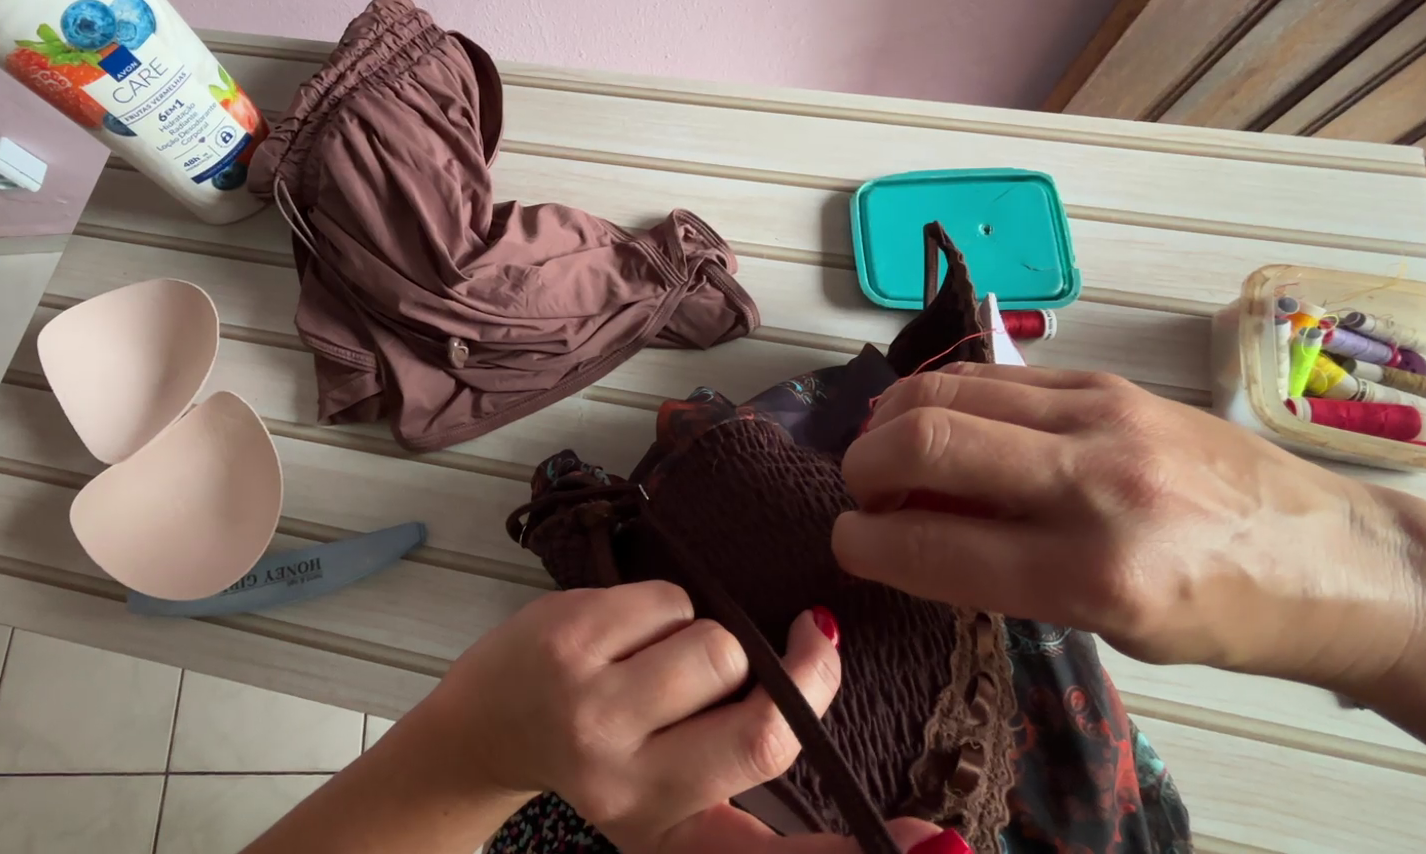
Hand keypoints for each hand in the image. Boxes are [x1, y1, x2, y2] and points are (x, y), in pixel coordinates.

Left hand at [414, 580, 946, 851]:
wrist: (486, 721)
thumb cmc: (588, 756)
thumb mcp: (668, 807)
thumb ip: (753, 813)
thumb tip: (916, 835)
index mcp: (661, 822)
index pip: (763, 840)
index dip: (850, 849)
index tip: (939, 841)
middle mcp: (628, 777)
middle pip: (759, 710)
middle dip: (791, 664)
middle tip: (793, 643)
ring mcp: (593, 701)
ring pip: (717, 640)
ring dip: (704, 633)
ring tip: (663, 654)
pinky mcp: (571, 635)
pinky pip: (670, 597)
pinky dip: (663, 606)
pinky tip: (625, 630)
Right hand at [831, 363, 1423, 690]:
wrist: (1338, 555)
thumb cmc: (1221, 616)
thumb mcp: (1105, 625)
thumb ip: (997, 571)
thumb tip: (904, 521)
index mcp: (1098, 576)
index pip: (936, 546)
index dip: (866, 543)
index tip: (847, 541)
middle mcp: (1096, 485)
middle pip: (926, 443)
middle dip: (862, 467)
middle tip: (858, 491)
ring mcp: (1100, 416)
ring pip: (944, 392)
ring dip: (887, 420)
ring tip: (882, 449)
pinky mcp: (1102, 381)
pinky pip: (986, 375)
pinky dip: (934, 395)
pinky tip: (925, 417)